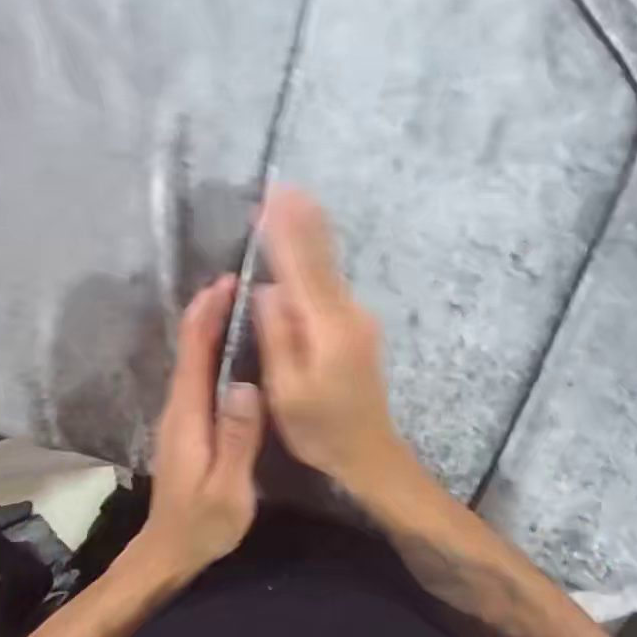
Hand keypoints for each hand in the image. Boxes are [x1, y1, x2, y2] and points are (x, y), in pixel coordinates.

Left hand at [137, 275, 265, 577]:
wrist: (169, 551)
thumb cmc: (202, 524)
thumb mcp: (227, 488)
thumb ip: (237, 439)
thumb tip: (246, 386)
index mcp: (188, 417)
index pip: (194, 355)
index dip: (207, 316)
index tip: (227, 284)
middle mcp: (178, 409)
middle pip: (189, 350)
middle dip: (207, 312)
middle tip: (237, 283)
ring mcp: (180, 418)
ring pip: (191, 361)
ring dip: (208, 328)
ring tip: (237, 304)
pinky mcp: (187, 427)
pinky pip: (198, 377)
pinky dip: (209, 352)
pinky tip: (230, 350)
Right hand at [254, 188, 410, 494]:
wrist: (370, 451)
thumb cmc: (321, 429)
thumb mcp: (287, 390)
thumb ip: (277, 337)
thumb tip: (266, 290)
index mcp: (328, 329)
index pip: (302, 268)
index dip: (286, 231)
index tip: (273, 196)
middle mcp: (348, 315)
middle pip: (322, 259)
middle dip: (303, 221)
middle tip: (284, 185)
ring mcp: (359, 320)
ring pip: (330, 269)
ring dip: (310, 236)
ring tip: (291, 202)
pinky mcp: (360, 329)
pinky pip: (332, 286)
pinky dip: (316, 262)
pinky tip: (306, 248)